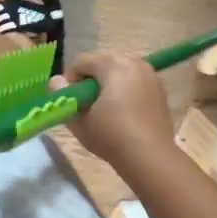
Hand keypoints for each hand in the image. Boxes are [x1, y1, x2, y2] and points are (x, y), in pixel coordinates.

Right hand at [52, 51, 175, 165]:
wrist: (150, 156)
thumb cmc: (111, 135)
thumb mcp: (78, 118)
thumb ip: (63, 96)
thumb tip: (56, 81)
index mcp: (113, 65)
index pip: (82, 61)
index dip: (70, 80)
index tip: (71, 101)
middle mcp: (134, 62)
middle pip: (102, 62)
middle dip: (91, 79)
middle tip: (86, 104)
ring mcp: (150, 75)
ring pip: (120, 71)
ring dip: (108, 83)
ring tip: (105, 108)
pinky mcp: (160, 89)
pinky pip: (135, 81)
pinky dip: (125, 89)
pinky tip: (123, 111)